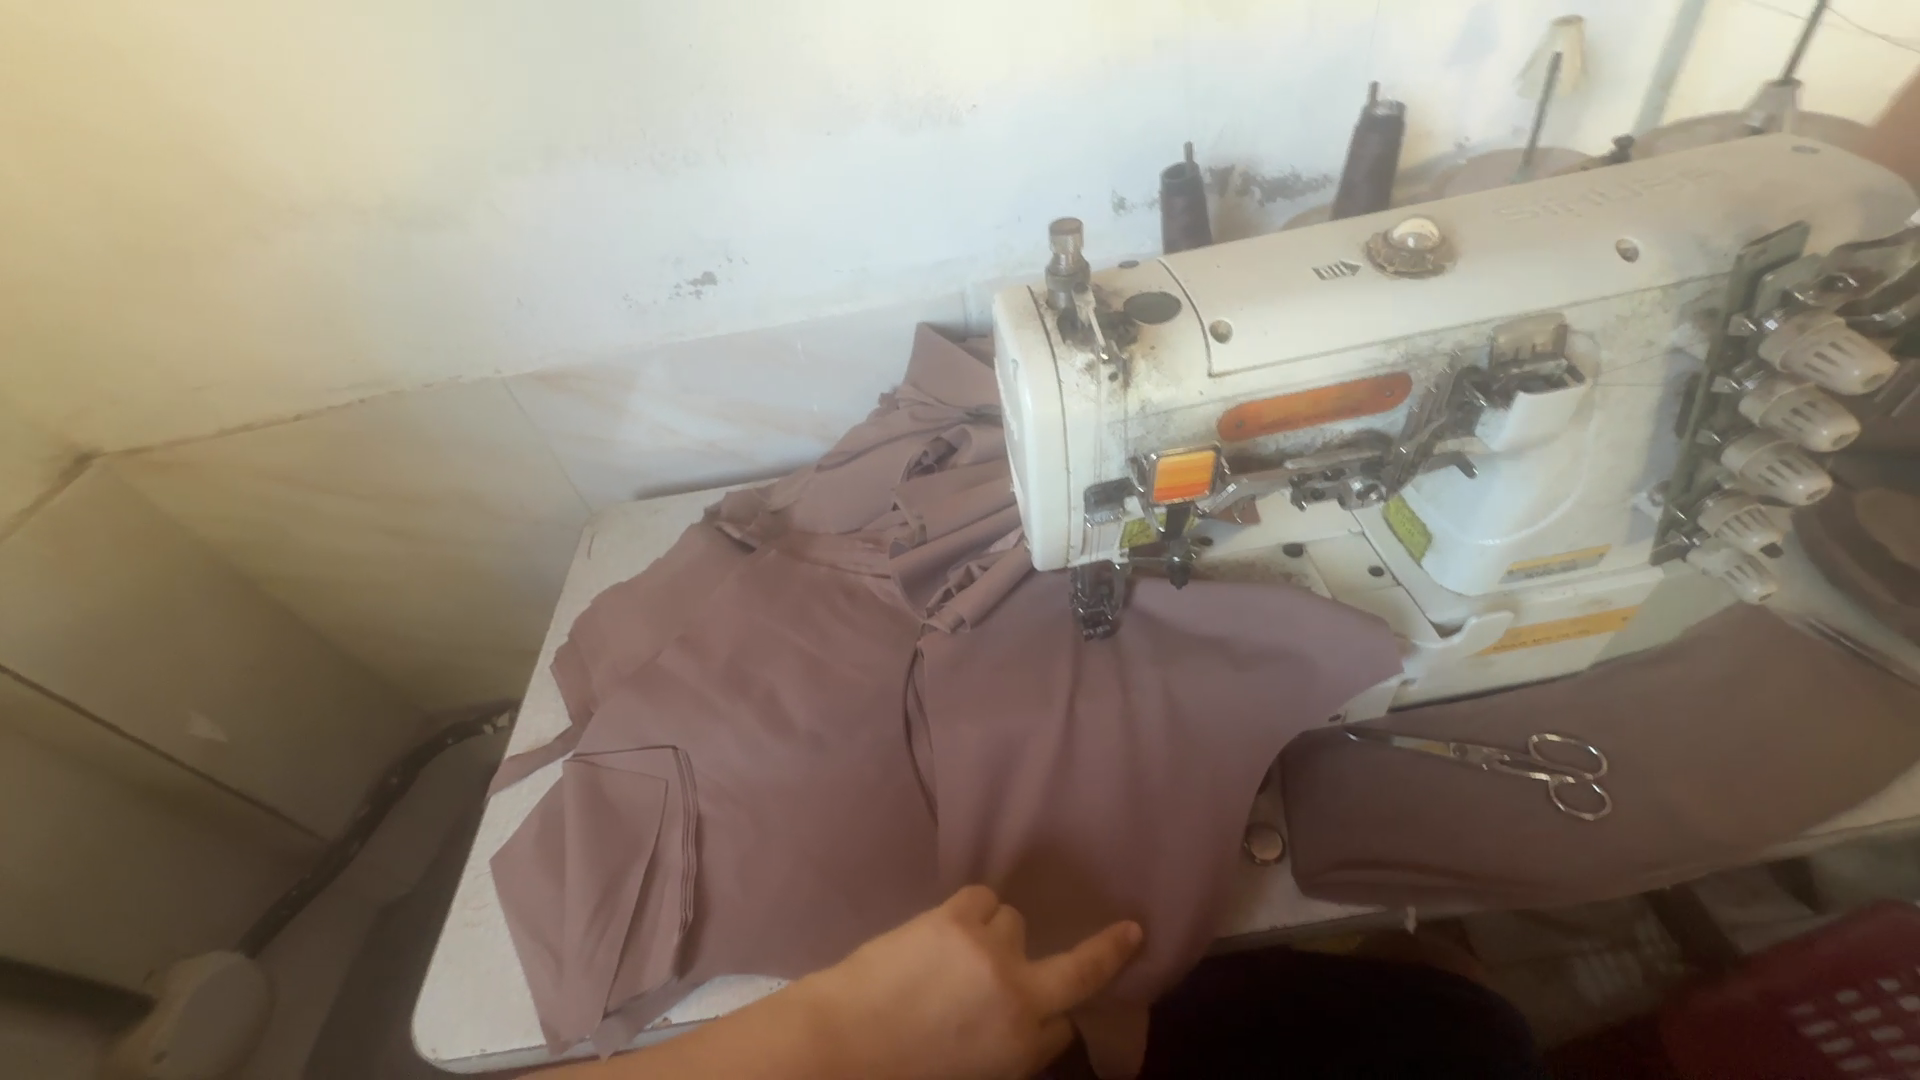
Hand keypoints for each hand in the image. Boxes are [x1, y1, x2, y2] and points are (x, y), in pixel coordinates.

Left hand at [788, 886, 1143, 1079]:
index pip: (1071, 1020)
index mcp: (1023, 1042)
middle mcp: (1019, 994)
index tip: (1100, 978)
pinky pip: (983, 898)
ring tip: (961, 951)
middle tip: (1127, 930)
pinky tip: (950, 926)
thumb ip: (1015, 1044)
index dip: (1069, 1008)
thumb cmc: (906, 1071)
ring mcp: (989, 949)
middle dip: (1108, 948)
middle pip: (1077, 965)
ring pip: (1013, 922)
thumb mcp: (977, 1073)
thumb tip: (1042, 1018)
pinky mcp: (956, 917)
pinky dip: (973, 910)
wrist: (841, 1043)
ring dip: (996, 934)